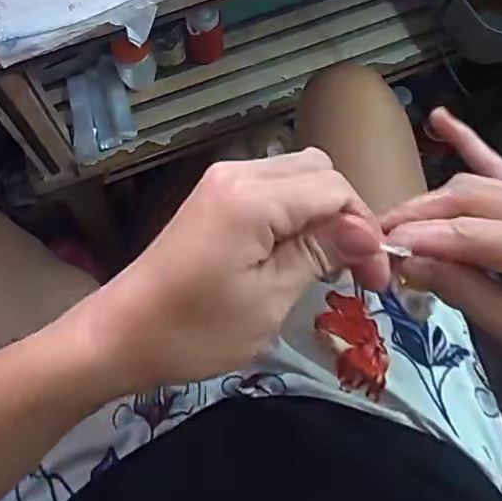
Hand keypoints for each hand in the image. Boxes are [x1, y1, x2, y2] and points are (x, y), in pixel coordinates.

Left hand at [69, 151, 390, 391]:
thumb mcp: (268, 301)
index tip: (378, 281)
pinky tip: (297, 247)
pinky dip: (297, 208)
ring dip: (323, 210)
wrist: (124, 330)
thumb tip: (368, 233)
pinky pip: (273, 183)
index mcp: (251, 195)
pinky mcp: (216, 190)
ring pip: (297, 171)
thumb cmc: (194, 329)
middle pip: (318, 169)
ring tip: (331, 262)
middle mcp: (239, 171)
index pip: (333, 189)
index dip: (365, 229)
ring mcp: (224, 176)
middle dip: (347, 214)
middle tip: (357, 269)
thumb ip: (319, 253)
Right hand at [382, 108, 501, 440]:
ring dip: (437, 201)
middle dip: (424, 215)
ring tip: (396, 219)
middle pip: (479, 199)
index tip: (381, 244)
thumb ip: (470, 295)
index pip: (483, 235)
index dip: (427, 238)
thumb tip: (408, 260)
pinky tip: (442, 120)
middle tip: (379, 234)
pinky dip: (471, 147)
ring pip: (484, 187)